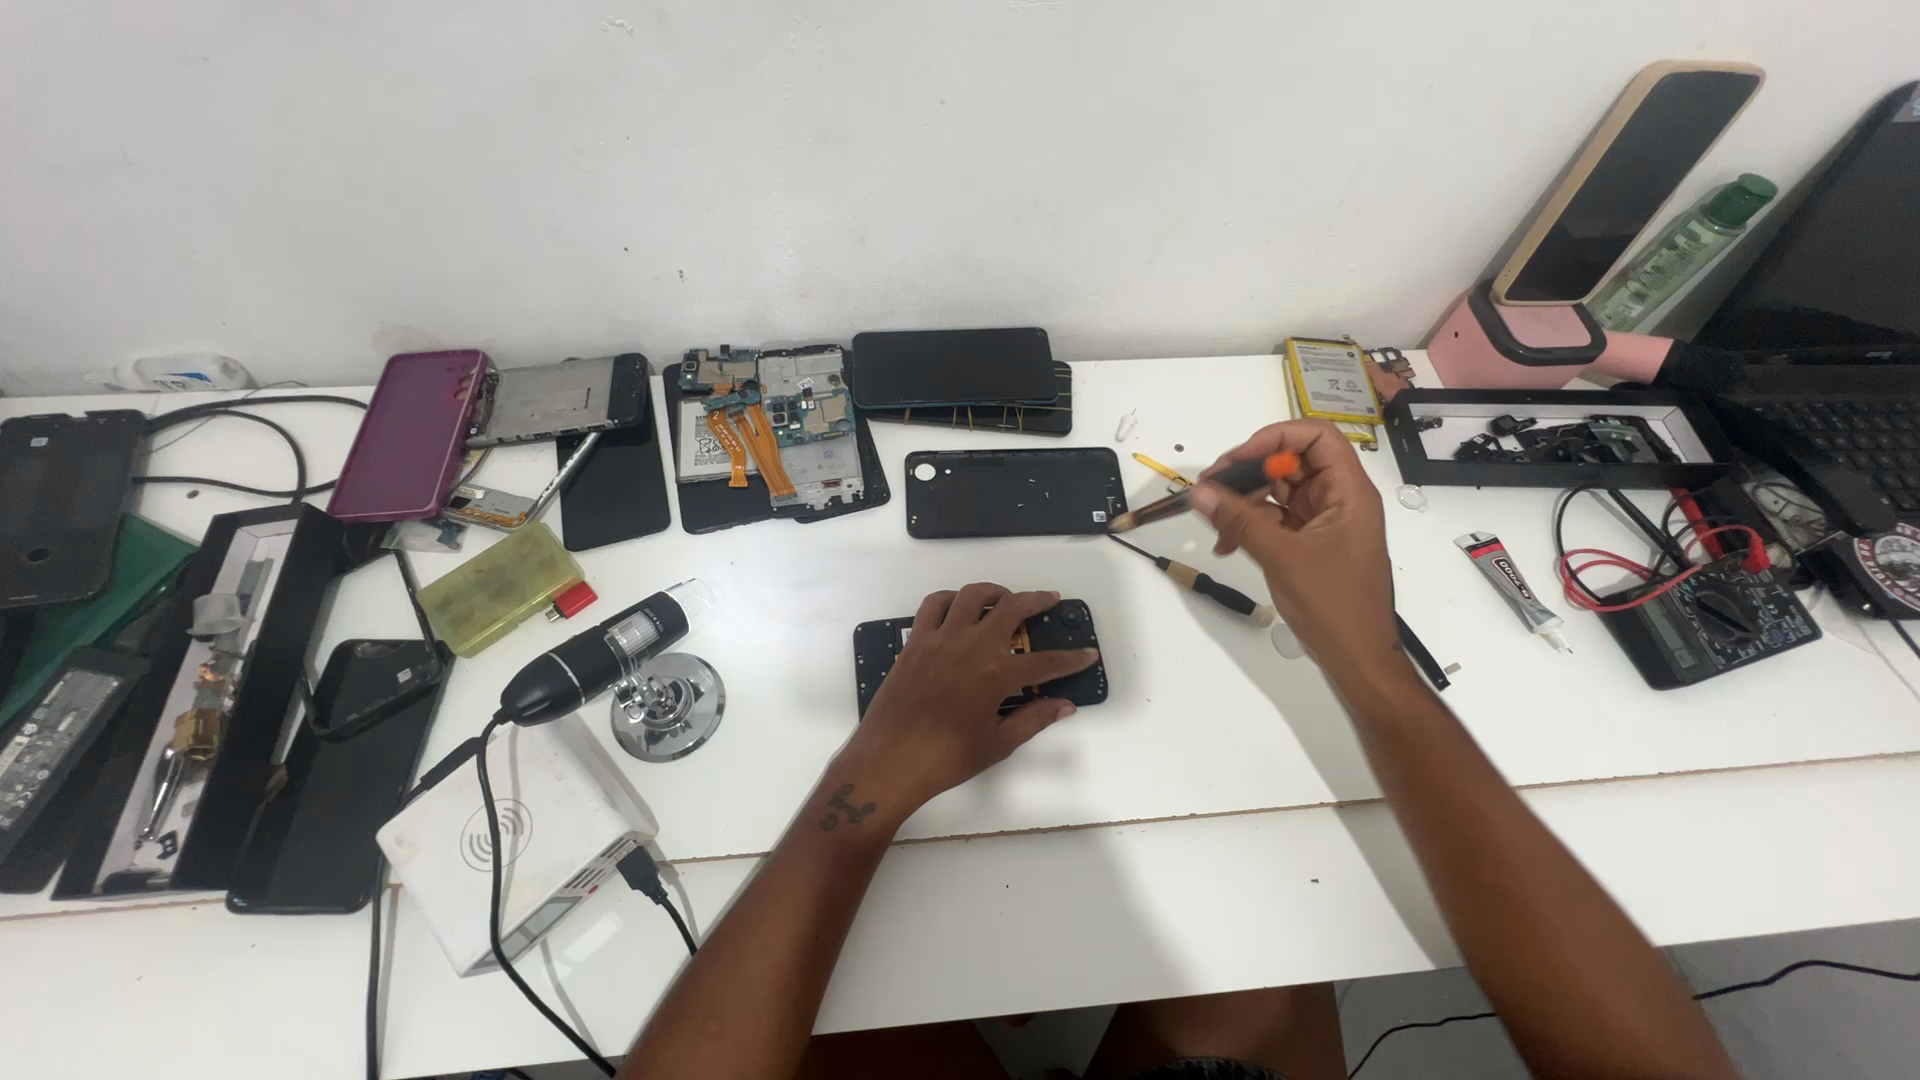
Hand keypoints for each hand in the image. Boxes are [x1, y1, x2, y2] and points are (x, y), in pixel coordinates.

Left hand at [836, 583, 1098, 818]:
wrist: (888, 761)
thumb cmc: (945, 759)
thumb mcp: (997, 744)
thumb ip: (1033, 719)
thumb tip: (1065, 705)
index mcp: (995, 675)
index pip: (1045, 662)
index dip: (1070, 659)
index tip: (1088, 654)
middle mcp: (971, 647)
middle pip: (1011, 609)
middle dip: (1036, 601)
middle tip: (1050, 600)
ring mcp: (940, 639)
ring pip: (971, 595)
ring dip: (993, 591)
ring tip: (1005, 598)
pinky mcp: (915, 641)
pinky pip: (933, 605)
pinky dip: (950, 599)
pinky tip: (959, 608)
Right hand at [1190, 420, 1398, 674]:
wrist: (1357, 655)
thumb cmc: (1333, 603)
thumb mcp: (1281, 557)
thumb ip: (1239, 520)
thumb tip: (1200, 491)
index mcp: (1348, 492)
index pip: (1317, 437)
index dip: (1277, 437)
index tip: (1239, 458)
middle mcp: (1338, 499)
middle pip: (1291, 463)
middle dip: (1249, 472)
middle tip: (1211, 487)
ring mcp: (1323, 521)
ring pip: (1278, 492)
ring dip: (1243, 502)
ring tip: (1214, 522)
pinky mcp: (1309, 542)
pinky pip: (1275, 519)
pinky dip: (1249, 526)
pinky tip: (1225, 544)